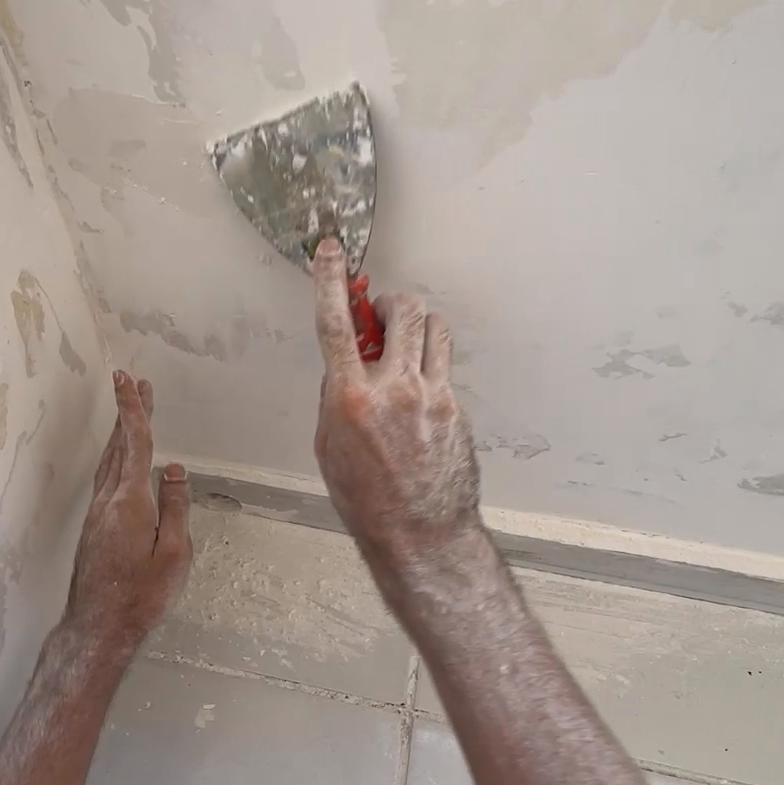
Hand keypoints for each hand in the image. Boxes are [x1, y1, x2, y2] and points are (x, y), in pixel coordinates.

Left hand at [65, 371, 192, 651]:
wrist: (98, 625)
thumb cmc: (142, 594)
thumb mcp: (174, 554)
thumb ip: (175, 507)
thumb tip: (174, 469)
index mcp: (131, 502)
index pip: (136, 444)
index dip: (134, 409)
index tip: (127, 378)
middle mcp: (109, 501)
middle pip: (119, 446)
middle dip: (128, 412)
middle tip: (133, 382)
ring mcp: (98, 513)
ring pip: (109, 461)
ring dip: (120, 433)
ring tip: (131, 413)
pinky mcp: (95, 526)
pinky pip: (107, 478)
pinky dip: (117, 456)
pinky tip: (123, 460)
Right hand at [311, 239, 481, 565]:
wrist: (418, 531)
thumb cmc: (367, 499)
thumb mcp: (329, 446)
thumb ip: (335, 398)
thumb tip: (344, 368)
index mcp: (351, 399)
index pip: (335, 325)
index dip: (330, 281)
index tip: (331, 253)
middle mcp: (393, 389)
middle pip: (403, 310)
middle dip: (390, 302)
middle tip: (381, 314)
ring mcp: (431, 394)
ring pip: (434, 327)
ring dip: (416, 325)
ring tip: (405, 346)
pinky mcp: (454, 406)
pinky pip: (444, 363)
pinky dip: (428, 363)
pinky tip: (418, 393)